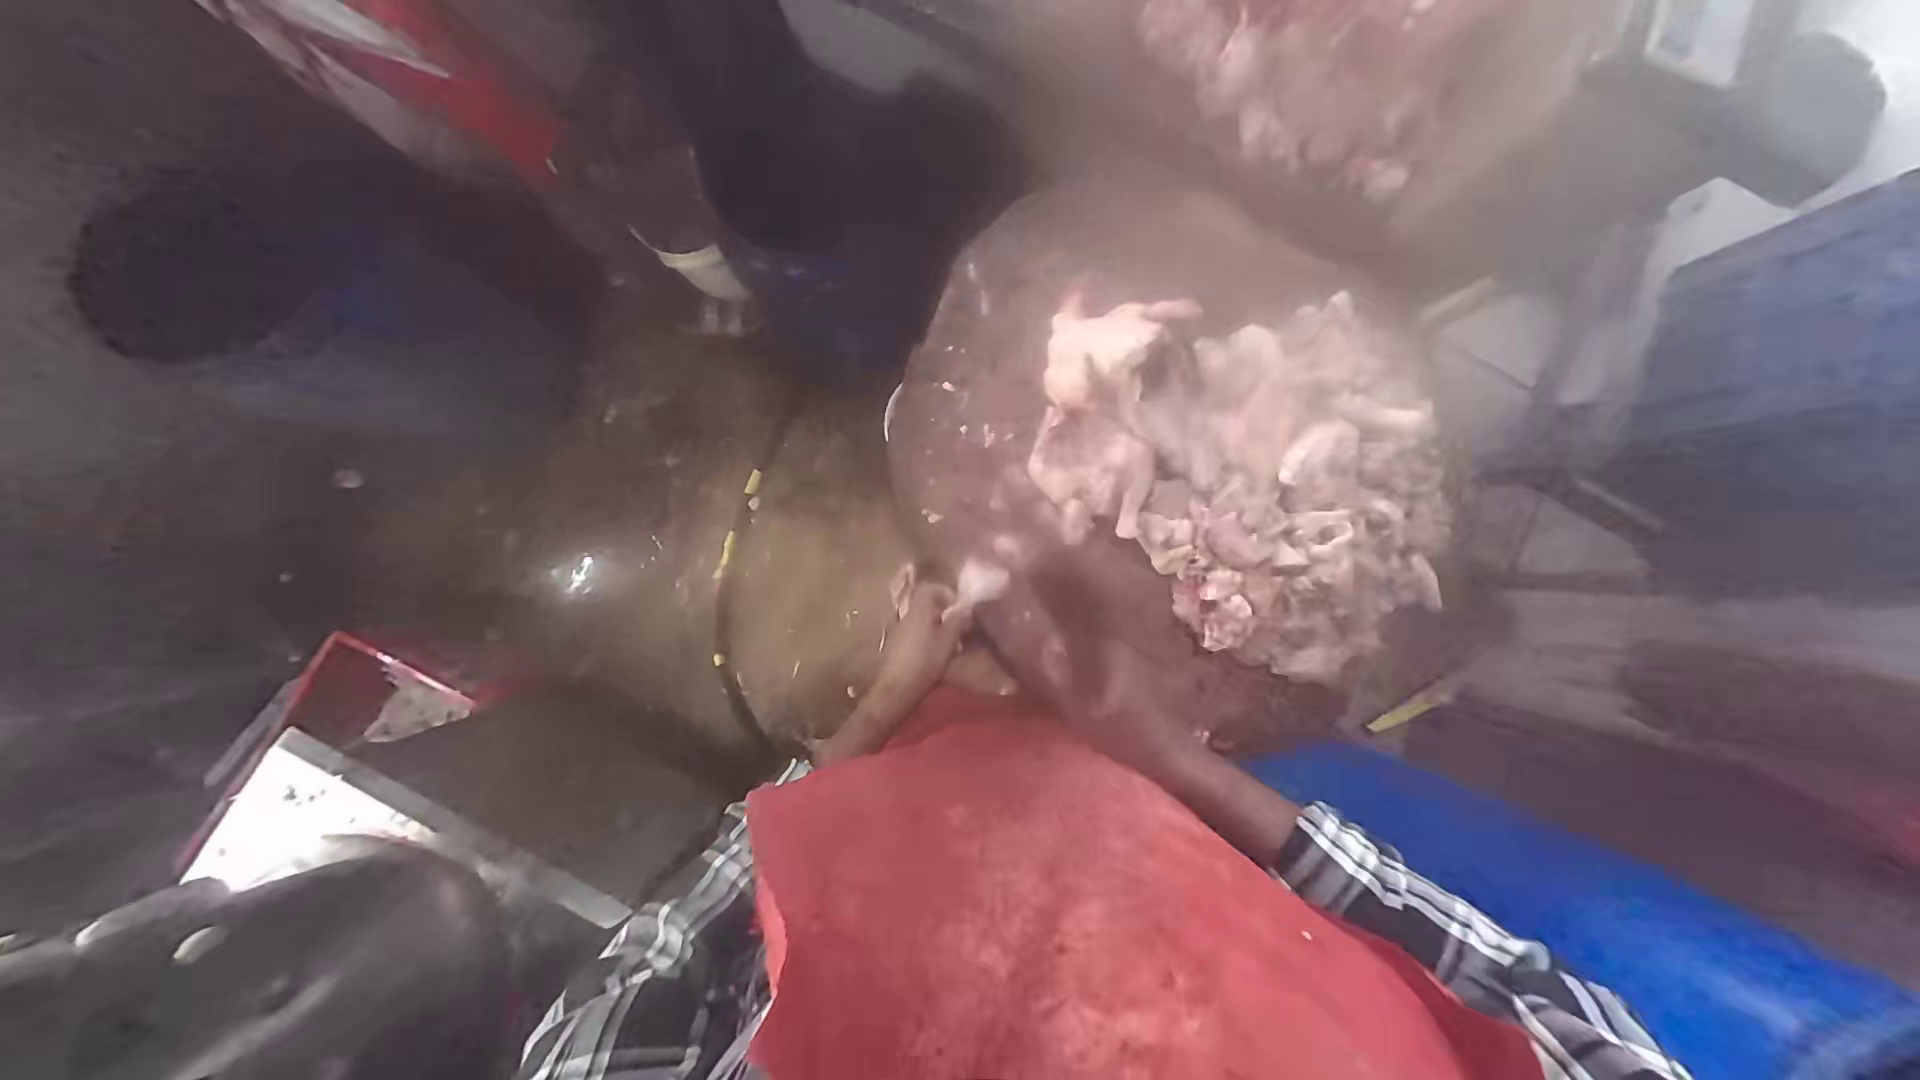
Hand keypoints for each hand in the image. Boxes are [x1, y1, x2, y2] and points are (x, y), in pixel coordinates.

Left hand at [877, 581, 971, 687]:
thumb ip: (958, 620)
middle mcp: (906, 616)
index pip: (929, 588)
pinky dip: (927, 639)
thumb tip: (966, 606)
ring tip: (950, 644)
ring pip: (921, 621)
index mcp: (919, 610)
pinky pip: (915, 634)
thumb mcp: (948, 640)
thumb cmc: (926, 661)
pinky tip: (935, 655)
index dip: (945, 593)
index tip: (958, 607)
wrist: (897, 688)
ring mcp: (899, 631)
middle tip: (959, 628)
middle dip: (944, 613)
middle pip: (926, 605)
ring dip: (936, 628)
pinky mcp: (896, 647)